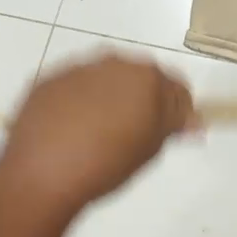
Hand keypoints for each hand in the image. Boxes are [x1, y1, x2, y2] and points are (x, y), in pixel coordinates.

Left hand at [0, 55, 195, 236]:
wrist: (40, 175)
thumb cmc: (108, 162)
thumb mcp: (152, 149)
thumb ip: (176, 126)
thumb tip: (196, 121)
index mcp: (145, 75)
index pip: (177, 87)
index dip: (179, 110)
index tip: (173, 133)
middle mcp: (112, 61)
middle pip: (140, 77)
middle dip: (144, 100)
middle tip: (137, 135)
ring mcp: (75, 69)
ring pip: (105, 80)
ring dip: (110, 98)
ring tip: (101, 135)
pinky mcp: (45, 82)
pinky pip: (73, 89)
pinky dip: (79, 103)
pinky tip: (72, 132)